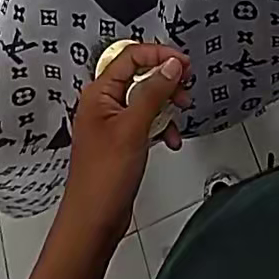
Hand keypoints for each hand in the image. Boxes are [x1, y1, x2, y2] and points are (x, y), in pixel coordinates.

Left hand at [60, 43, 191, 240]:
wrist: (93, 224)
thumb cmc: (101, 181)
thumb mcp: (133, 128)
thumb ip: (154, 91)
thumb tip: (171, 65)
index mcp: (99, 94)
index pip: (130, 57)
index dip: (159, 54)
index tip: (182, 63)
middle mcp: (104, 104)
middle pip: (140, 74)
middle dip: (166, 79)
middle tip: (185, 84)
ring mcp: (114, 122)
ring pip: (147, 97)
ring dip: (167, 102)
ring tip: (181, 109)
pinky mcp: (123, 139)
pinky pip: (148, 119)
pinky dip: (163, 124)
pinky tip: (171, 137)